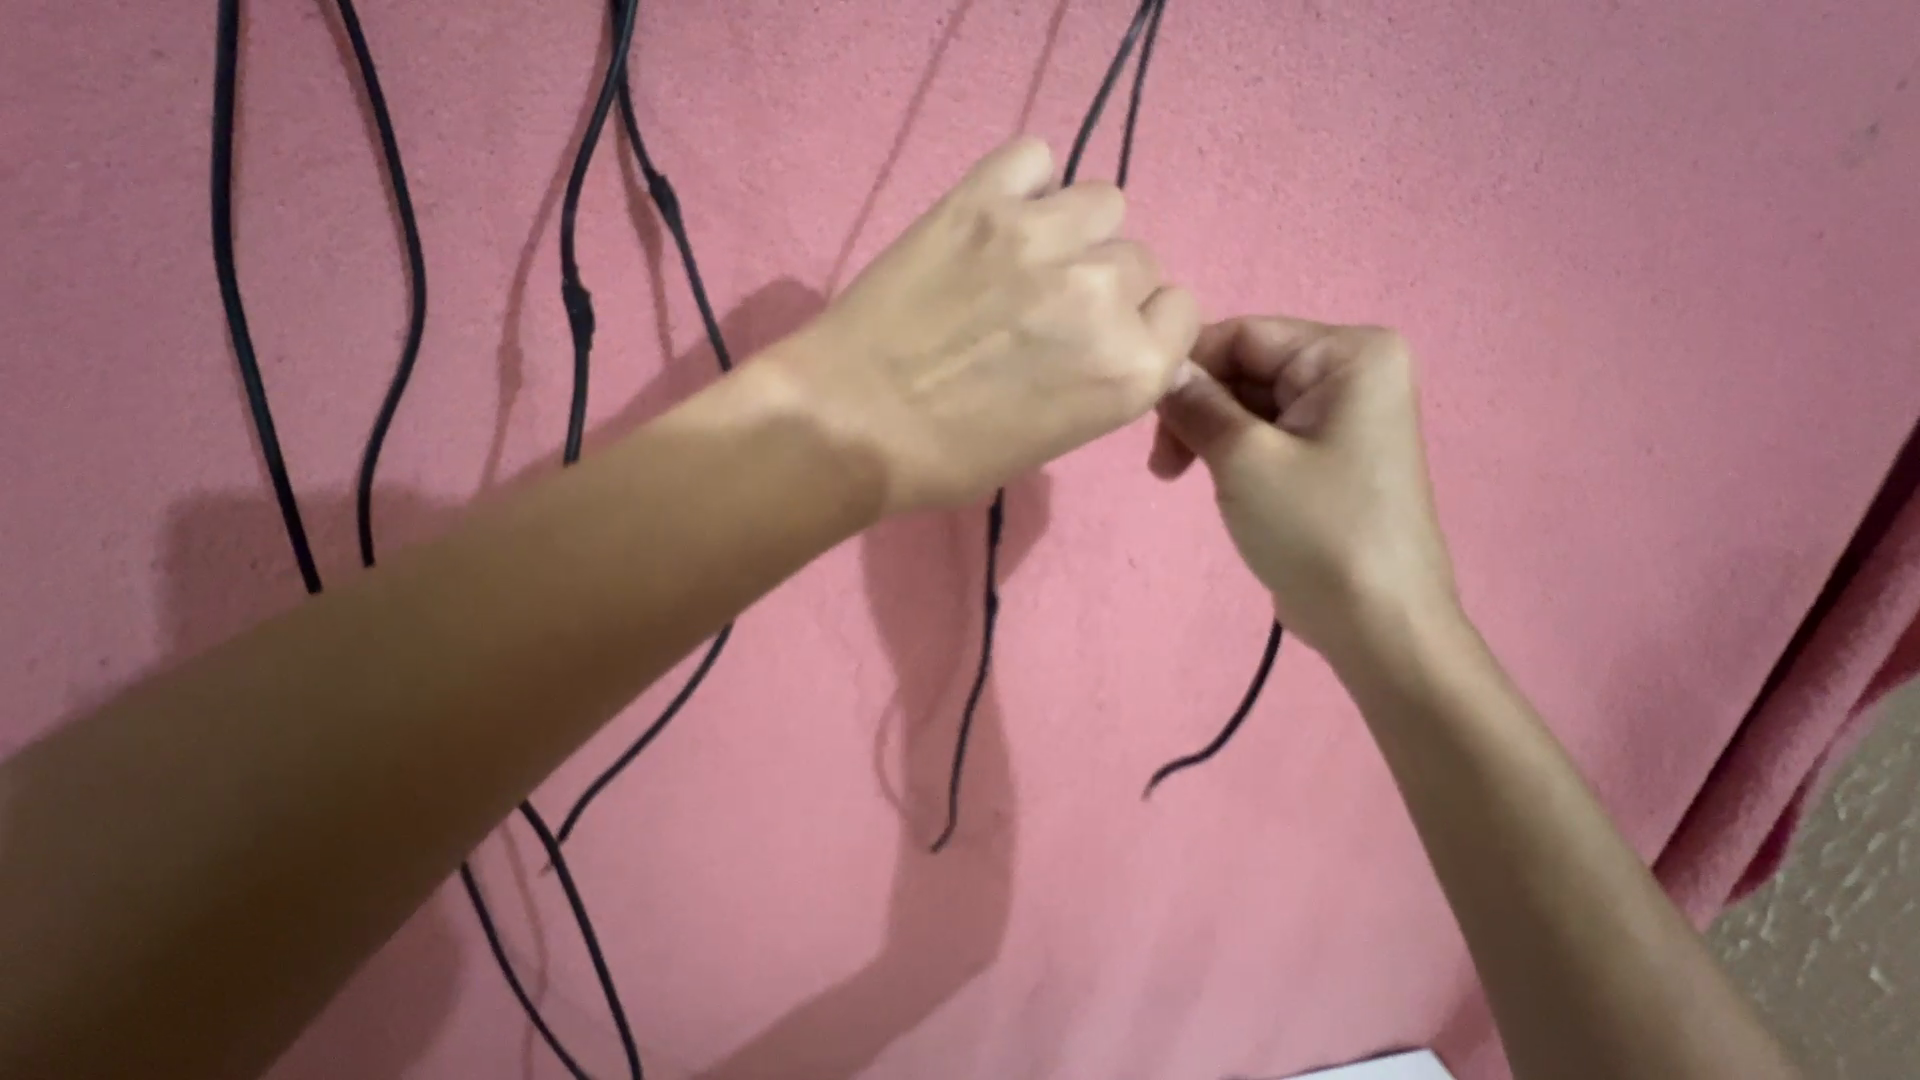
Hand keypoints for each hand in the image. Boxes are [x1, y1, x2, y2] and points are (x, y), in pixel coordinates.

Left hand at [776, 137, 1199, 514]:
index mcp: (1131, 371)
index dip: (1143, 324)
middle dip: (1105, 286)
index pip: (1181, 313)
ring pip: (1102, 202)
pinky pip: (1034, 158)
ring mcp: (1044, 239)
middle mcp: (1104, 297)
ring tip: (1024, 258)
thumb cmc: (947, 460)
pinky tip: (994, 218)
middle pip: (1140, 262)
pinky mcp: (983, 201)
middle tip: (1048, 308)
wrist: (848, 427)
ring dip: (1075, 230)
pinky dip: (1023, 182)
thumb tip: (1108, 338)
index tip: (1103, 335)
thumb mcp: (1053, 441)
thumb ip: (1101, 381)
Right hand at [1150, 318, 1457, 659]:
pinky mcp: (1332, 454)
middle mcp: (1354, 372)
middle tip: (1162, 465)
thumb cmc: (1316, 529)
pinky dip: (1231, 451)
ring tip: (1175, 477)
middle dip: (1197, 409)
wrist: (1377, 622)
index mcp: (1350, 354)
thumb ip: (1195, 403)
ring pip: (1250, 403)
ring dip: (1207, 434)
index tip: (1146, 419)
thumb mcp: (1242, 458)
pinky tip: (1212, 480)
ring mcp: (1345, 415)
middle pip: (1247, 367)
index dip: (1187, 368)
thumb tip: (1161, 370)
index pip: (1244, 334)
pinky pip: (1267, 433)